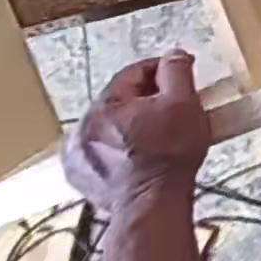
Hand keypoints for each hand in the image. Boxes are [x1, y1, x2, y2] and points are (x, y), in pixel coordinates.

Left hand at [62, 50, 211, 213]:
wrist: (153, 206)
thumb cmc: (170, 152)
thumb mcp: (184, 101)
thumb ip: (176, 70)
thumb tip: (172, 55)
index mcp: (102, 108)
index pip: (133, 72)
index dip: (161, 68)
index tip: (181, 73)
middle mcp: (81, 130)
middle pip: (120, 98)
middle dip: (148, 96)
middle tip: (174, 104)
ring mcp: (77, 158)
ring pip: (111, 123)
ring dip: (133, 119)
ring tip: (159, 128)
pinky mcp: (81, 178)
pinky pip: (103, 147)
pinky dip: (121, 143)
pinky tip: (141, 150)